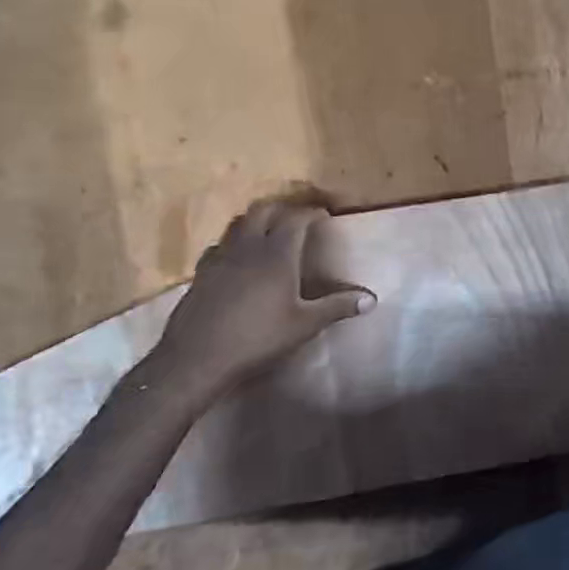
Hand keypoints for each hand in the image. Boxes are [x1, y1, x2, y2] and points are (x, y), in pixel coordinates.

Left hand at [144, 201, 374, 405]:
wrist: (196, 360)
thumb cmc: (258, 338)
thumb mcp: (306, 324)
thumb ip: (338, 307)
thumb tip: (372, 299)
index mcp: (276, 256)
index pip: (295, 220)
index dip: (311, 213)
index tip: (324, 215)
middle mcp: (247, 249)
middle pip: (262, 212)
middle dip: (282, 209)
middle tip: (297, 218)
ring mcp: (219, 260)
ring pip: (236, 225)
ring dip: (255, 222)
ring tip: (269, 232)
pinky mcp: (200, 275)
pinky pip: (218, 247)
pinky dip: (233, 244)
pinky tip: (238, 260)